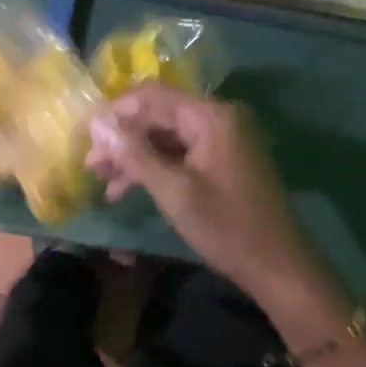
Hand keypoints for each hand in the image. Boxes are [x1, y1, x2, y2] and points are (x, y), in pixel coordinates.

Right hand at [86, 85, 320, 302]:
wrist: (281, 270)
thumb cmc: (227, 226)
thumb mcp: (173, 190)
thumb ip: (134, 153)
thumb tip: (96, 122)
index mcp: (211, 115)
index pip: (153, 97)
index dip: (115, 111)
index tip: (84, 133)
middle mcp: (218, 118)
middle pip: (159, 116)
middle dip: (123, 139)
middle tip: (91, 164)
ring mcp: (222, 140)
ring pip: (166, 137)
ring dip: (135, 156)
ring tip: (103, 181)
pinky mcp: (223, 162)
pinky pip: (181, 153)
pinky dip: (155, 168)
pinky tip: (128, 189)